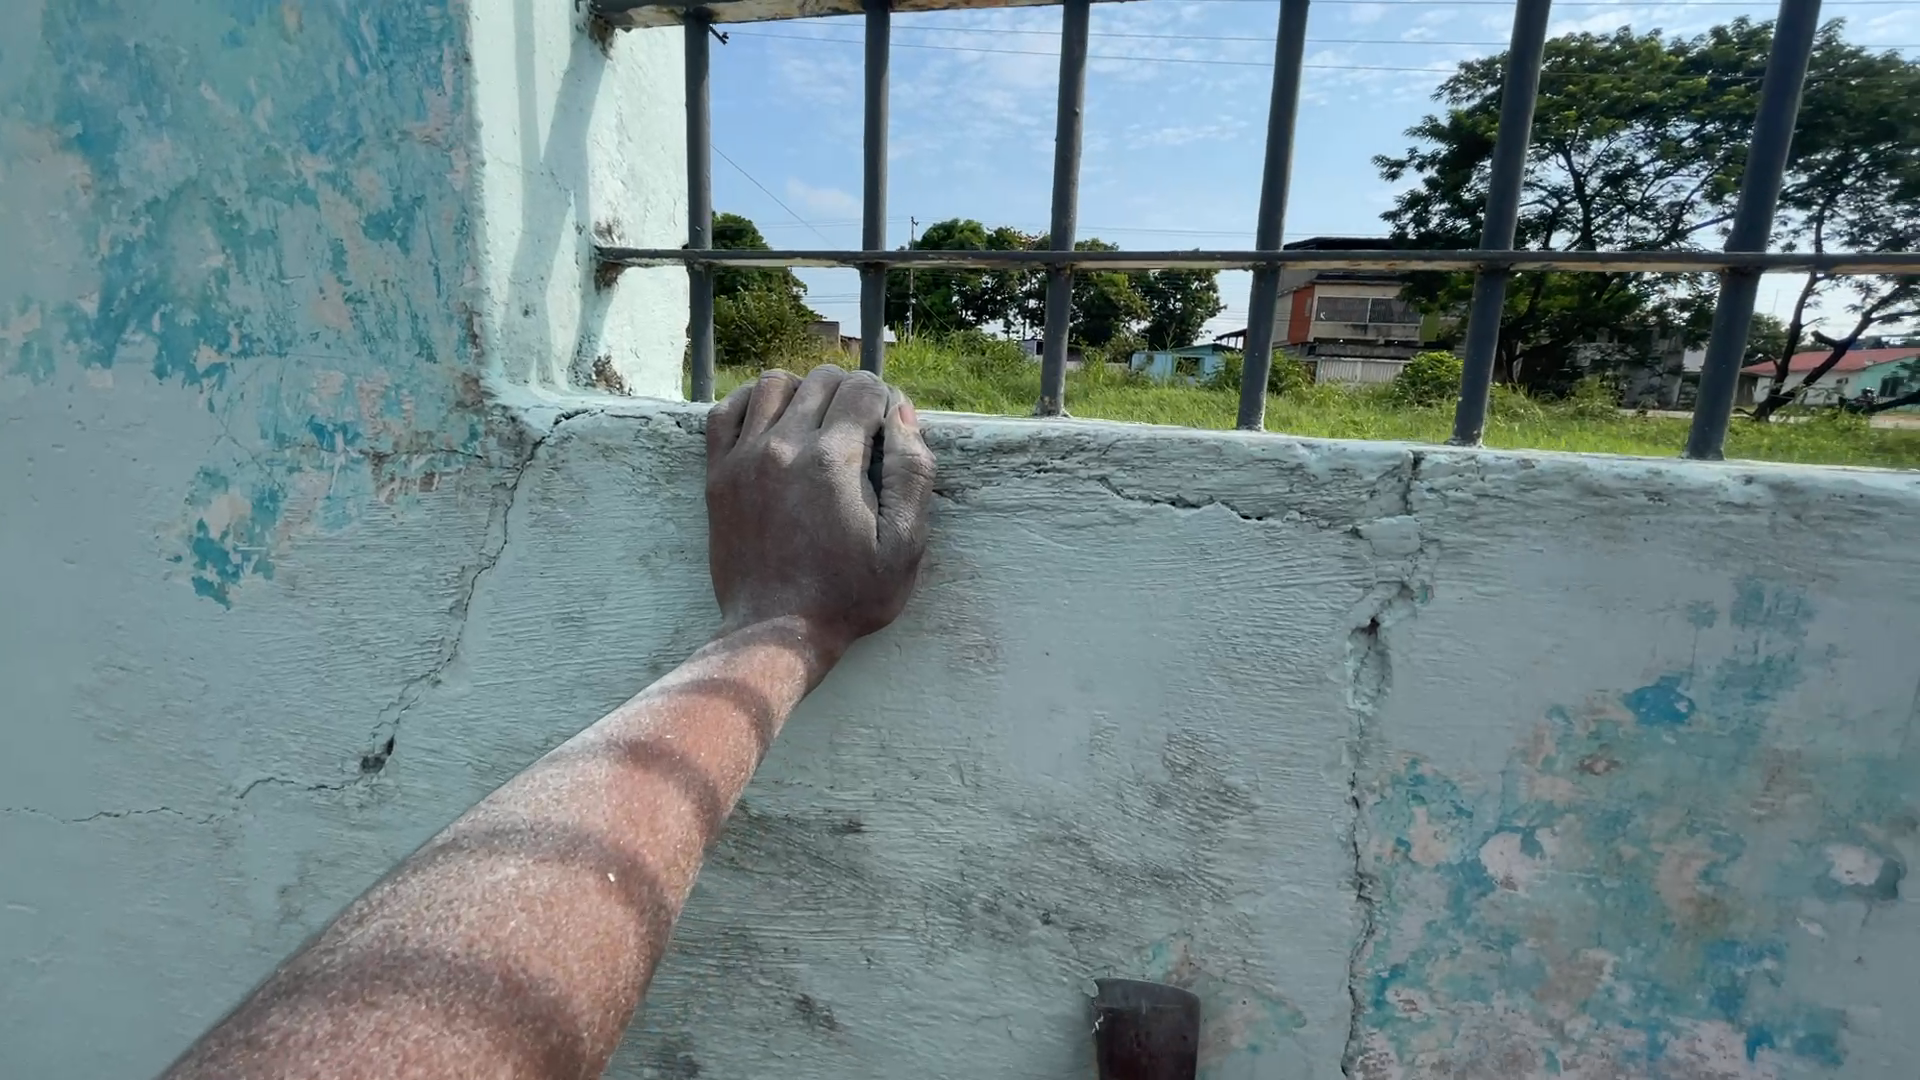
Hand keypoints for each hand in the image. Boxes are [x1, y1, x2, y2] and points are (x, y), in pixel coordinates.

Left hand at [705, 366, 935, 654]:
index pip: (863, 389)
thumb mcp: (904, 547)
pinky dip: (751, 403)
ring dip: (804, 391)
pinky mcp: (719, 475)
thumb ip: (913, 474)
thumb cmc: (848, 596)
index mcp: (835, 462)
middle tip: (862, 426)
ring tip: (819, 421)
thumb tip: (903, 414)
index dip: (886, 400)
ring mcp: (745, 458)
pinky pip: (725, 410)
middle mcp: (785, 447)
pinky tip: (772, 424)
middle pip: (822, 380)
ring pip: (774, 383)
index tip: (889, 427)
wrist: (776, 631)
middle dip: (851, 392)